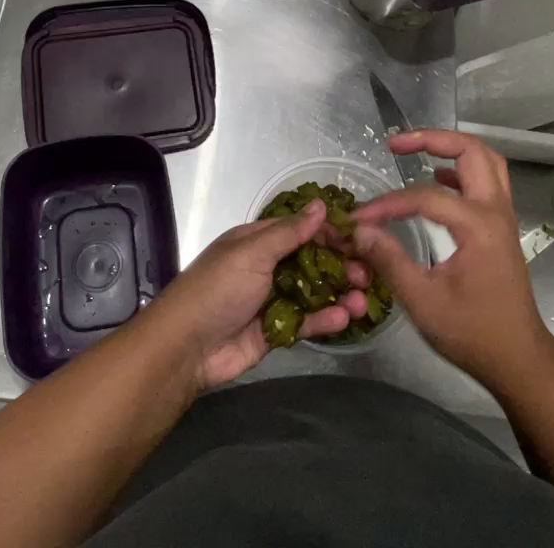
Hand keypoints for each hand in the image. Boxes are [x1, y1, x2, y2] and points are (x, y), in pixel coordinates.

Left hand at [146, 200, 368, 388]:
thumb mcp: (252, 252)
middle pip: (311, 261)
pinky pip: (305, 321)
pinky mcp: (275, 332)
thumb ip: (289, 232)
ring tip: (363, 299)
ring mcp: (270, 300)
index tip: (359, 237)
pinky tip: (345, 318)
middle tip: (367, 272)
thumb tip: (320, 205)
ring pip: (312, 292)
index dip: (328, 232)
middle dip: (340, 265)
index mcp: (256, 241)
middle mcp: (265, 267)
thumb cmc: (218, 289)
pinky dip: (325, 319)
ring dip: (338, 293)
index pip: (299, 229)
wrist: (186, 347)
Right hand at [353, 129, 553, 388]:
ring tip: (415, 150)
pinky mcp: (501, 229)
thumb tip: (360, 230)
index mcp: (479, 226)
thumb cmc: (473, 333)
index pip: (425, 197)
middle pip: (471, 152)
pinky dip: (461, 169)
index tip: (359, 219)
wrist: (520, 359)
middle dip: (432, 139)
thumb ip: (390, 261)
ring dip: (452, 148)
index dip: (388, 204)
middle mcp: (496, 212)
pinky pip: (486, 181)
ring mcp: (503, 218)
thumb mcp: (423, 302)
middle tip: (395, 144)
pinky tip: (436, 179)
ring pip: (485, 161)